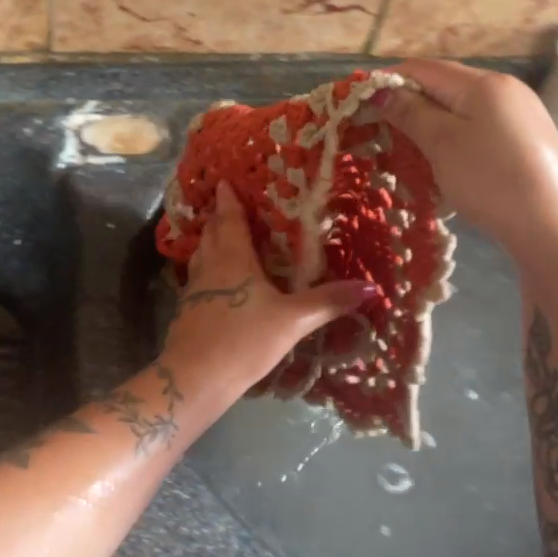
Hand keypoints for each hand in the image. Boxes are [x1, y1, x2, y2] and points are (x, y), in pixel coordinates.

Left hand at [162, 182, 377, 390]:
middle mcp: (209, 265)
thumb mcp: (293, 321)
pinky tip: (220, 279)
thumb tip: (370, 286)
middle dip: (220, 217)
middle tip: (231, 204)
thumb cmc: (244, 340)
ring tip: (226, 236)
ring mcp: (194, 287)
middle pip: (212, 233)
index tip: (226, 180)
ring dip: (212, 241)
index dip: (229, 199)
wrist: (195, 376)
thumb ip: (328, 302)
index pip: (229, 219)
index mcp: (232, 258)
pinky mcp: (187, 308)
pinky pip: (199, 276)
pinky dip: (209, 266)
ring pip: (202, 254)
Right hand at [375, 59, 557, 252]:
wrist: (551, 226)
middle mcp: (506, 88)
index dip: (387, 80)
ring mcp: (521, 112)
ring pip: (461, 105)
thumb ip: (409, 111)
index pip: (423, 68)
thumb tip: (380, 90)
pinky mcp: (528, 136)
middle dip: (408, 101)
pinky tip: (446, 156)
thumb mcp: (441, 143)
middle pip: (443, 84)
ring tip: (408, 145)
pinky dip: (454, 132)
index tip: (359, 102)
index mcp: (484, 83)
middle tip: (379, 128)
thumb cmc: (489, 178)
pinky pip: (479, 122)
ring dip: (429, 119)